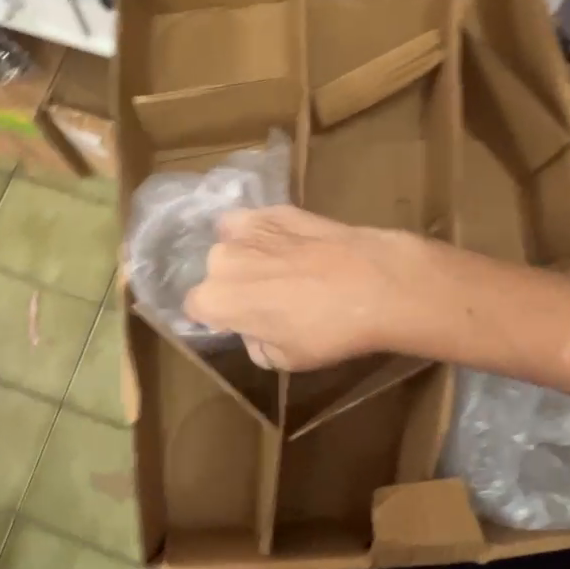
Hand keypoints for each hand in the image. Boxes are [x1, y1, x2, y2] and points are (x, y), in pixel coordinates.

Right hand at [184, 206, 440, 371]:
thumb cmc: (326, 331)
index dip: (217, 316)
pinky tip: (292, 245)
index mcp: (216, 299)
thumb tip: (255, 330)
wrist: (372, 283)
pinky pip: (257, 221)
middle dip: (232, 283)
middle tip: (265, 297)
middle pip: (215, 272)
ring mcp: (249, 228)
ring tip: (275, 267)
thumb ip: (256, 344)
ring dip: (244, 253)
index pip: (196, 307)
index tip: (238, 322)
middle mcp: (222, 259)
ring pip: (231, 240)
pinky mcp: (277, 209)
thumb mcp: (285, 359)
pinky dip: (266, 232)